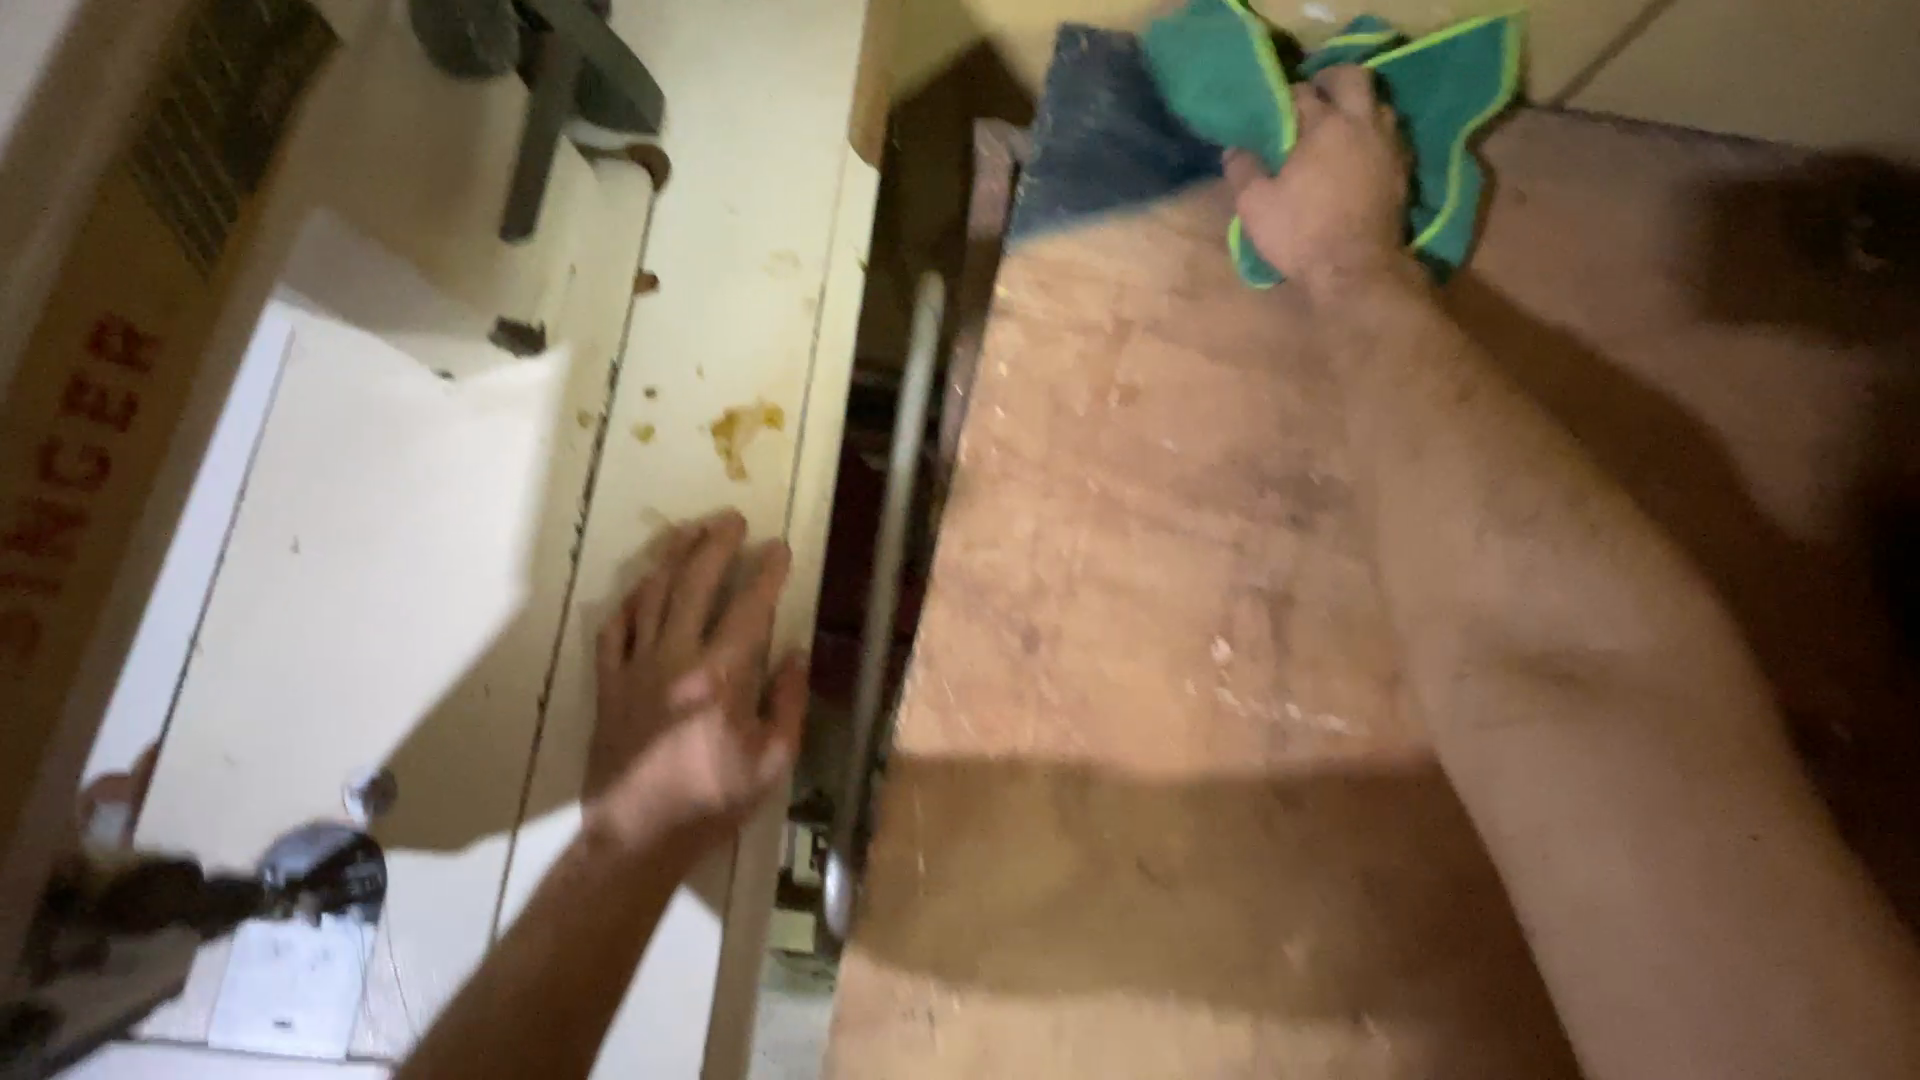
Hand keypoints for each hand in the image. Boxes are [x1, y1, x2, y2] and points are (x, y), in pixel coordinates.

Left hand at [585, 510, 807, 852]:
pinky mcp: (608, 683)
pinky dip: (630, 600)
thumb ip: (788, 701)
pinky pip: (614, 628)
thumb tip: (794, 653)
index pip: (749, 608)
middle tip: (732, 519)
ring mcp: (635, 668)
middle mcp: (675, 659)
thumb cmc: (713, 801)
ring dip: (672, 557)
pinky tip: (644, 585)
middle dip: (716, 546)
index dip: (767, 573)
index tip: (779, 547)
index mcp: (721, 677)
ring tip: (689, 530)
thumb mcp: (772, 760)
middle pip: (694, 585)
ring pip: (651, 595)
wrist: (638, 837)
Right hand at [1225, 65, 1410, 296]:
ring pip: (1378, 103)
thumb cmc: (1300, 233)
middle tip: (1314, 93)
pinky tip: (1359, 152)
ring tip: (1338, 124)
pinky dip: (1373, 134)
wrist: (1354, 267)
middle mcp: (1362, 123)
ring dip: (1357, 105)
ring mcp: (1389, 144)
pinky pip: (1390, 135)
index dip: (1286, 96)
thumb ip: (1243, 171)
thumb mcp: (1255, 206)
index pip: (1303, 92)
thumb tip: (1234, 150)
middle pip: (1354, 78)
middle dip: (1332, 79)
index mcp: (1325, 125)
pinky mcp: (1403, 168)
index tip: (1274, 108)